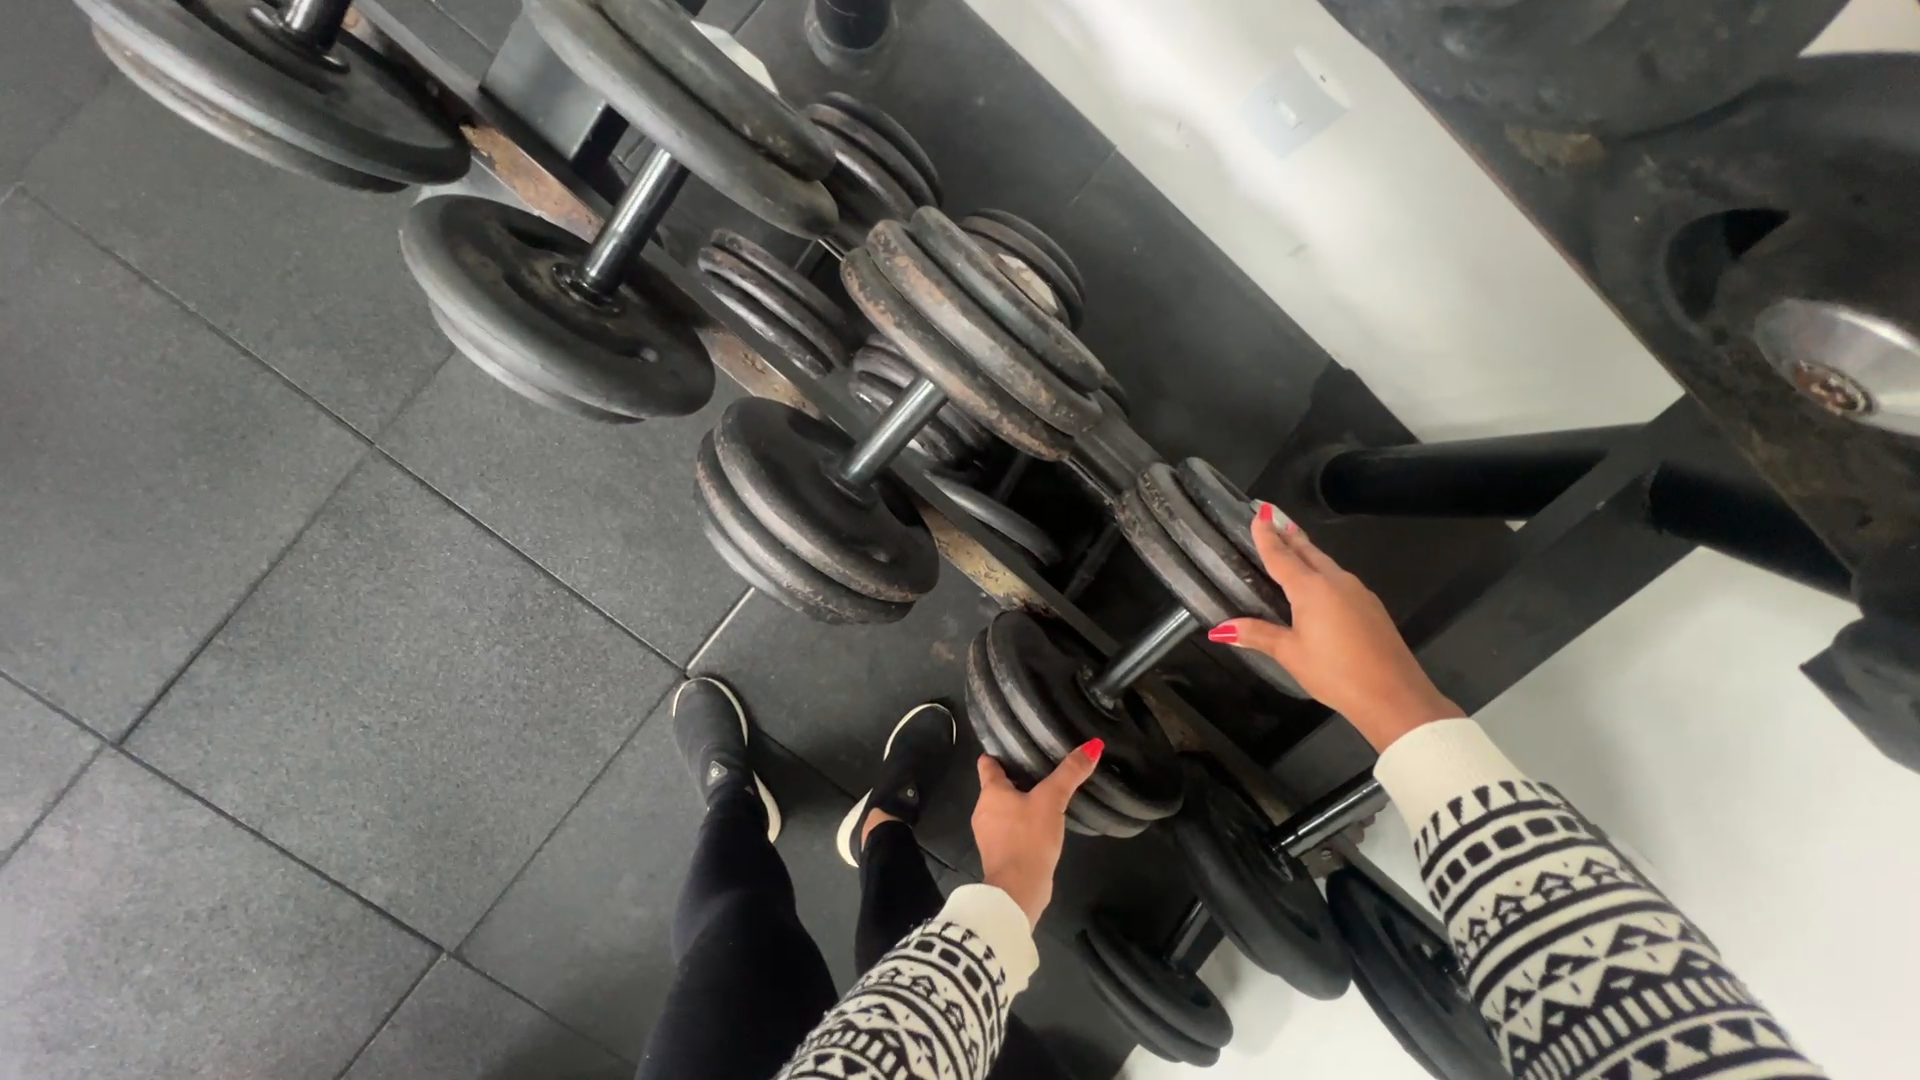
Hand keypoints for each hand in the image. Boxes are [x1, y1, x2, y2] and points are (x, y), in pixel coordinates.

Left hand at [972, 742, 1102, 926]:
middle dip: (1014, 779)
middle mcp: (983, 810)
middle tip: (1038, 769)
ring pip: (1003, 811)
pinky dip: (1022, 826)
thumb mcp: (1052, 801)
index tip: (1011, 747)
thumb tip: (1093, 745)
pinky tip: (1040, 828)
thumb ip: (1070, 773)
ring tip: (1043, 798)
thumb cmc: (1028, 838)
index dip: (998, 754)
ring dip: (1019, 805)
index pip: (987, 764)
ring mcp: (989, 835)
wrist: (1017, 891)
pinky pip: (1010, 832)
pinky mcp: (999, 855)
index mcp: (990, 792)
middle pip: (996, 787)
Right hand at [1210, 506, 1461, 751]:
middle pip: (1308, 552)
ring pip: (1327, 565)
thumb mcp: (1290, 654)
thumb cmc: (1335, 673)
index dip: (1267, 536)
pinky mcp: (1371, 608)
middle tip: (1275, 518)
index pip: (1282, 556)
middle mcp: (1336, 583)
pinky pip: (1340, 580)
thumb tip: (1220, 630)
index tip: (1260, 514)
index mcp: (1311, 589)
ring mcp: (1359, 594)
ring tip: (1293, 545)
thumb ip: (1257, 634)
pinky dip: (1323, 572)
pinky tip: (1320, 584)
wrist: (1395, 696)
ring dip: (1308, 553)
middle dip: (1290, 536)